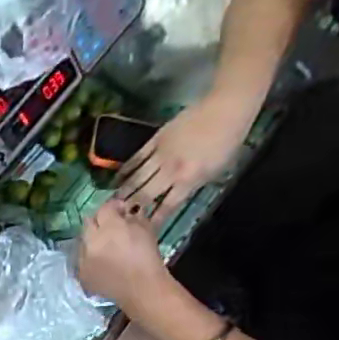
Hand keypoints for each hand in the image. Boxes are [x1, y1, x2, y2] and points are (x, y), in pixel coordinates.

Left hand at [77, 200, 172, 311]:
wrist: (141, 288)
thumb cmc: (148, 257)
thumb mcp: (145, 229)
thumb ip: (132, 218)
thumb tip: (125, 214)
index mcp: (109, 227)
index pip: (105, 208)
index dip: (114, 207)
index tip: (121, 210)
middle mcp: (92, 240)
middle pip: (89, 223)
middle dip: (99, 221)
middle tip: (110, 226)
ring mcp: (84, 258)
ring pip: (83, 242)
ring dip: (92, 240)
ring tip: (104, 245)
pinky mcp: (82, 273)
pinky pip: (82, 260)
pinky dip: (90, 257)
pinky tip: (100, 261)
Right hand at [114, 96, 252, 224]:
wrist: (225, 108)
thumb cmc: (227, 140)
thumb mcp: (216, 170)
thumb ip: (194, 185)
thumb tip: (179, 196)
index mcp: (188, 180)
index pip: (167, 206)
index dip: (155, 220)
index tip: (143, 231)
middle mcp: (170, 171)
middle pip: (146, 194)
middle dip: (132, 208)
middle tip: (118, 219)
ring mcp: (161, 154)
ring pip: (137, 177)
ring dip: (124, 191)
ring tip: (111, 203)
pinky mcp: (156, 139)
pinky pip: (137, 157)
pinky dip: (126, 169)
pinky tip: (117, 178)